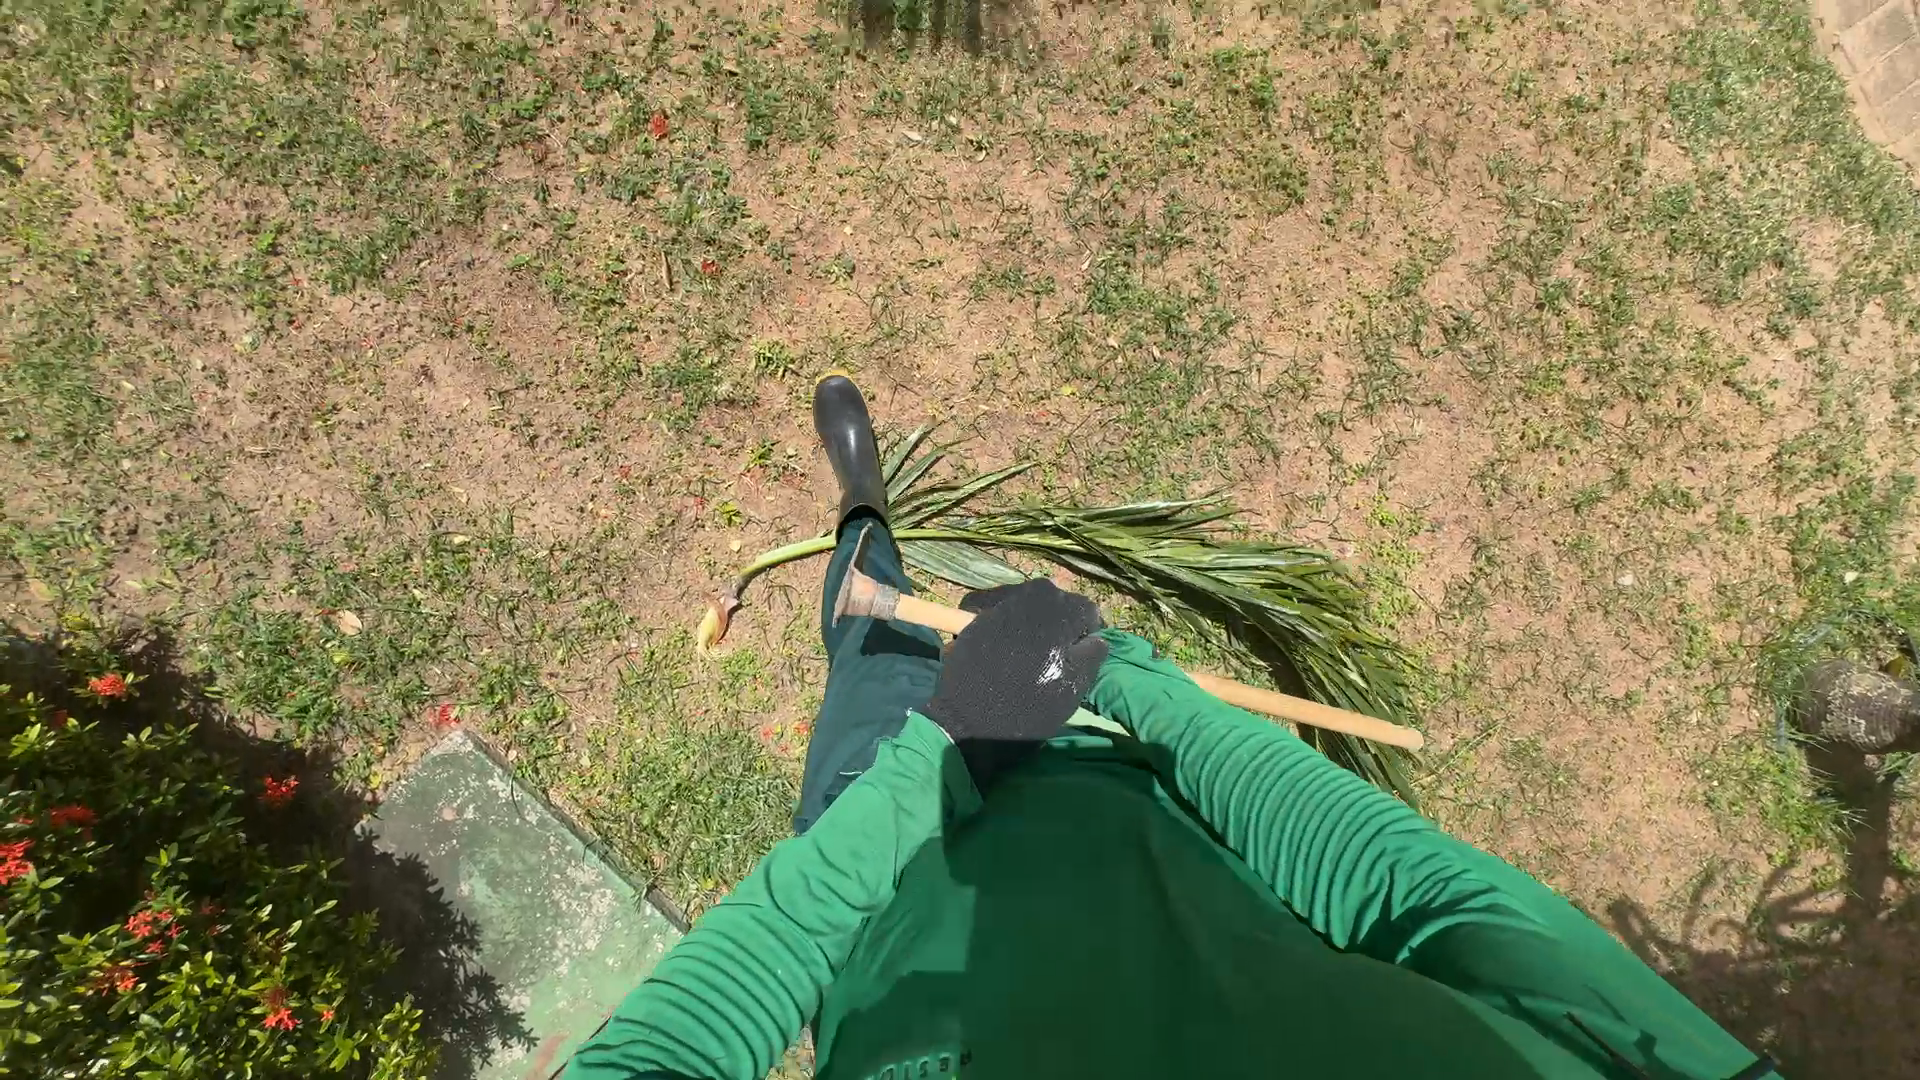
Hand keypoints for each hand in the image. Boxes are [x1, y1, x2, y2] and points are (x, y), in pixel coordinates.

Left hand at [922, 580, 1108, 788]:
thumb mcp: (1072, 688)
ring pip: (1032, 605)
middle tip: (1052, 656)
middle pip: (1059, 604)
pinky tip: (1005, 646)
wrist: (965, 712)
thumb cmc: (1026, 704)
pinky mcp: (978, 608)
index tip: (1077, 658)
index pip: (1088, 612)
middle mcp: (1034, 592)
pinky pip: (1006, 610)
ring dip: (1034, 624)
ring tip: (1028, 654)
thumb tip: (1097, 637)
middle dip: (1060, 626)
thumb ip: (1092, 655)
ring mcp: (1003, 597)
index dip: (1086, 635)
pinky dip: (1010, 624)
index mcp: (1063, 608)